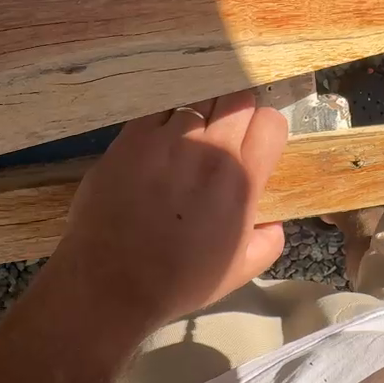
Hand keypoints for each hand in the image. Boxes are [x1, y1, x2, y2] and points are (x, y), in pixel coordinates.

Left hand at [47, 90, 287, 330]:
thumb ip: (268, 241)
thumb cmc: (178, 282)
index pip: (271, 121)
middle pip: (238, 99)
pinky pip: (160, 108)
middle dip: (236, 114)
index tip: (254, 145)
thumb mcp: (240, 271)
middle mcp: (211, 148)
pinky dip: (165, 118)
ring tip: (188, 138)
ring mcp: (169, 138)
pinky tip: (159, 140)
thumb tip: (274, 221)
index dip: (265, 131)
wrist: (109, 283)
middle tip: (223, 136)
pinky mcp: (133, 136)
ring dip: (200, 114)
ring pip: (199, 99)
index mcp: (242, 178)